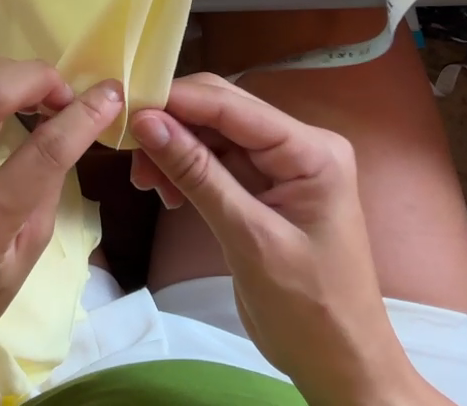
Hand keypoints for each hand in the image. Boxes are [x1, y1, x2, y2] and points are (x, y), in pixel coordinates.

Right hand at [129, 74, 451, 405]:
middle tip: (128, 148)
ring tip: (145, 181)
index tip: (125, 110)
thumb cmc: (309, 308)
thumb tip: (144, 121)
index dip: (177, 100)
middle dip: (170, 123)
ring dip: (171, 148)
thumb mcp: (249, 238)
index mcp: (311, 150)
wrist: (340, 367)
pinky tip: (165, 193)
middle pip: (219, 109)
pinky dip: (182, 169)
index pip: (232, 105)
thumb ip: (197, 173)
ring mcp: (278, 164)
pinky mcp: (259, 184)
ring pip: (208, 131)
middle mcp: (296, 144)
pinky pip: (211, 158)